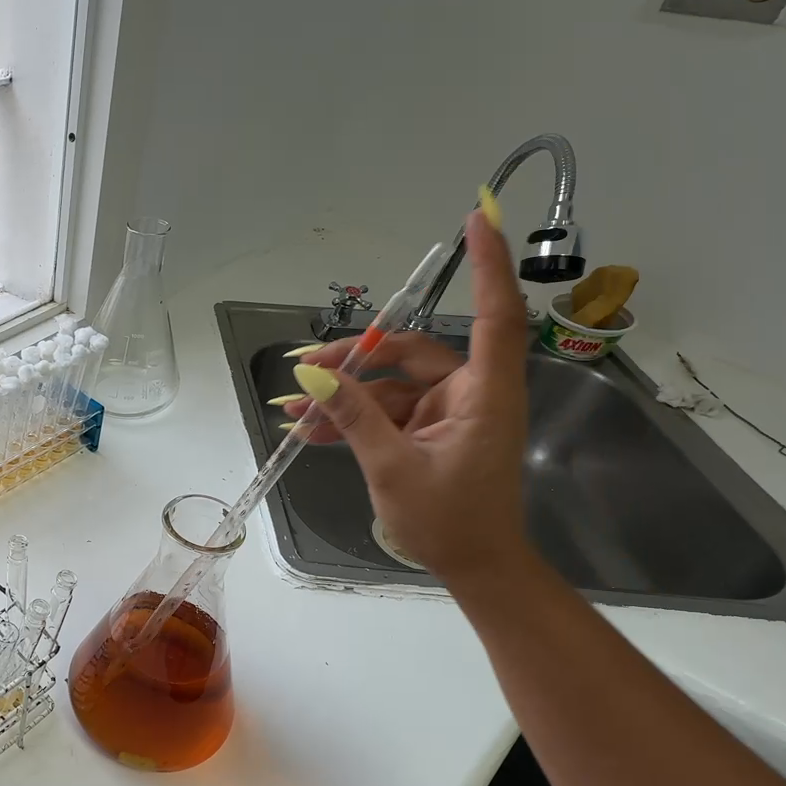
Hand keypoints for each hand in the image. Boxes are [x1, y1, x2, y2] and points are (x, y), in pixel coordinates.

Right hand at [284, 210, 530, 580]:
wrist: (474, 566)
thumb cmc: (449, 520)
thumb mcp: (392, 467)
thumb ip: (353, 416)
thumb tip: (314, 375)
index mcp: (483, 394)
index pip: (493, 315)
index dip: (486, 265)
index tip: (477, 219)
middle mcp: (469, 393)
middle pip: (408, 354)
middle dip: (354, 361)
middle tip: (304, 371)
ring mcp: (447, 413)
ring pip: (387, 387)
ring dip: (341, 398)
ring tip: (292, 413)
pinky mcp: (428, 431)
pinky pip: (383, 413)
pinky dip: (348, 419)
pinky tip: (305, 429)